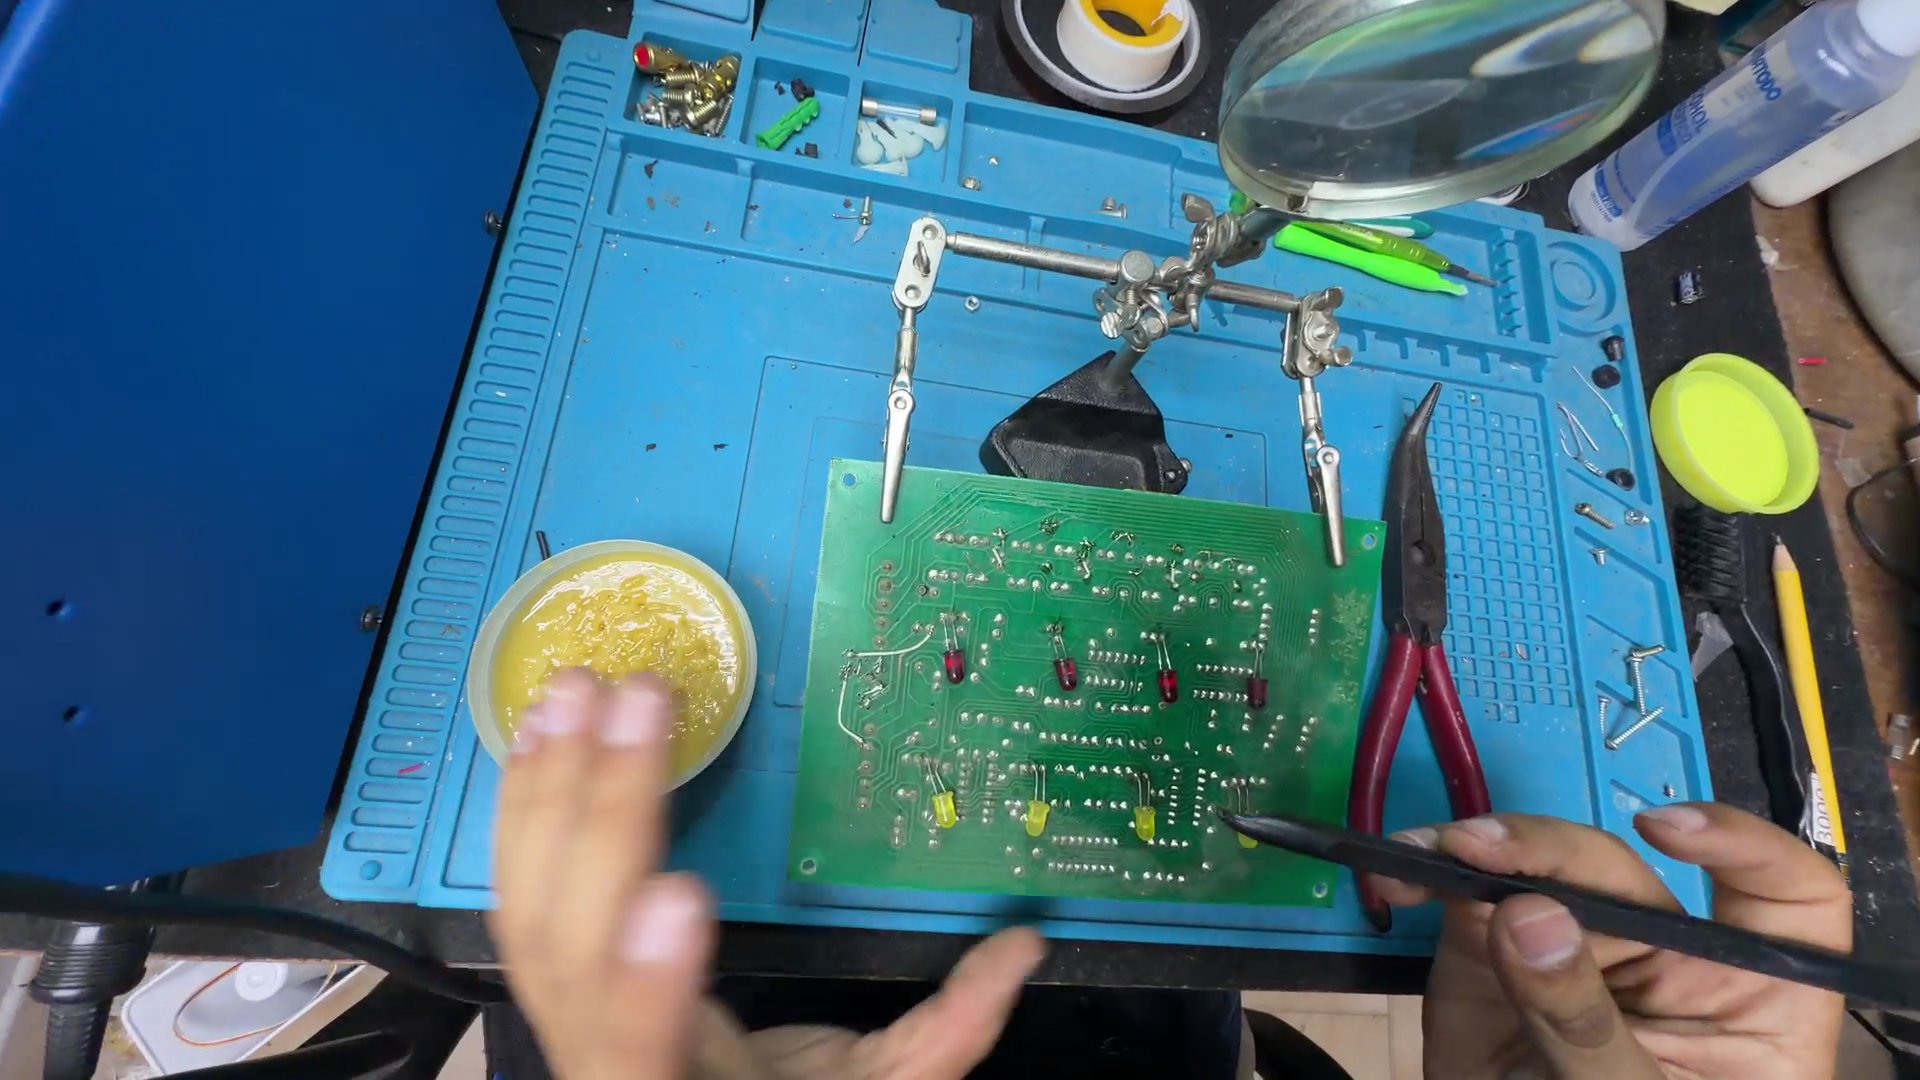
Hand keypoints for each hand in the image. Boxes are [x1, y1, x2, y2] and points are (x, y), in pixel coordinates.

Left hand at [490, 669, 1044, 1079]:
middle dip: (608, 814)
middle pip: (576, 946)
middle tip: (642, 702)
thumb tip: (1024, 946)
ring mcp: (564, 1003)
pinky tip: (543, 733)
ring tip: (579, 689)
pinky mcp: (557, 959)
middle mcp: (598, 1051)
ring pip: (533, 903)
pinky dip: (530, 800)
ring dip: (554, 786)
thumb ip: (947, 1029)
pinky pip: (524, 882)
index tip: (680, 896)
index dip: (650, 987)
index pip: (647, 1053)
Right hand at [1375, 804, 1849, 1079]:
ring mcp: (1562, 936)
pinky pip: (1453, 883)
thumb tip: (1528, 912)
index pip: (1780, 899)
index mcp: (1735, 996)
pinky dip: (1417, 870)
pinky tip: (1391, 878)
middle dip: (1538, 845)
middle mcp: (1655, 950)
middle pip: (1612, 865)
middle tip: (1470, 850)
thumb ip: (1584, 1020)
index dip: (1740, 845)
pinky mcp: (1484, 934)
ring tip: (1415, 854)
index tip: (1657, 828)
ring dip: (1464, 845)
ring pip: (1525, 858)